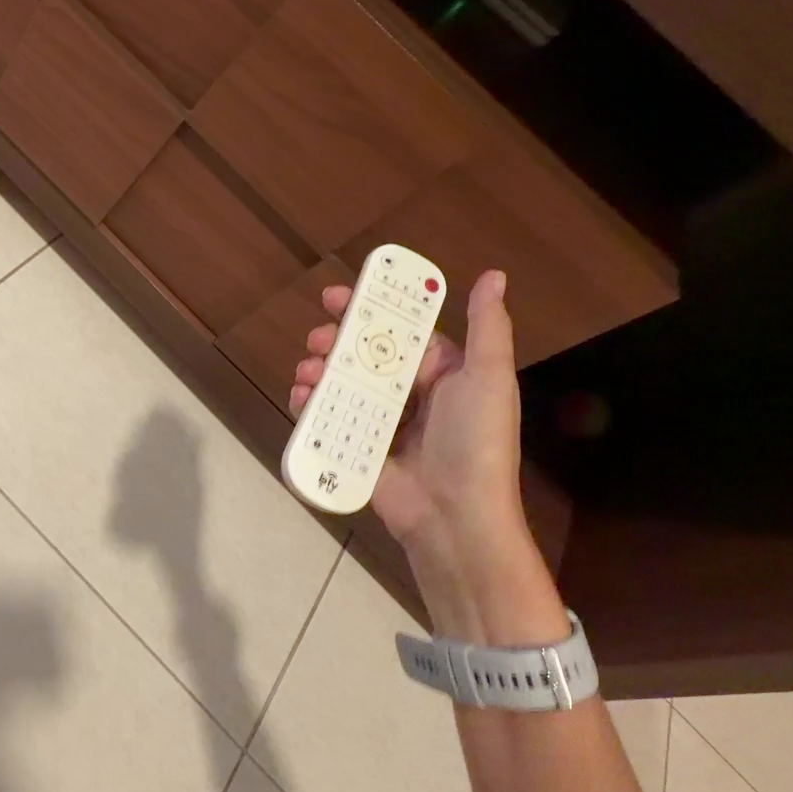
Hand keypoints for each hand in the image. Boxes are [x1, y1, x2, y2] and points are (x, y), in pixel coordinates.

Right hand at [290, 269, 563, 643]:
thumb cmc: (474, 441)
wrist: (454, 516)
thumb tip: (493, 275)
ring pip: (340, 384)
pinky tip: (300, 397)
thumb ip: (487, 327)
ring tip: (307, 370)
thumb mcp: (488, 378)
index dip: (368, 309)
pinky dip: (309, 405)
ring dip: (318, 370)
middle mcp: (409, 394)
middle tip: (316, 337)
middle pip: (363, 355)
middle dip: (334, 340)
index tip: (336, 296)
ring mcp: (381, 423)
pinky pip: (327, 419)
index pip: (399, 331)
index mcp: (441, 372)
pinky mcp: (357, 449)